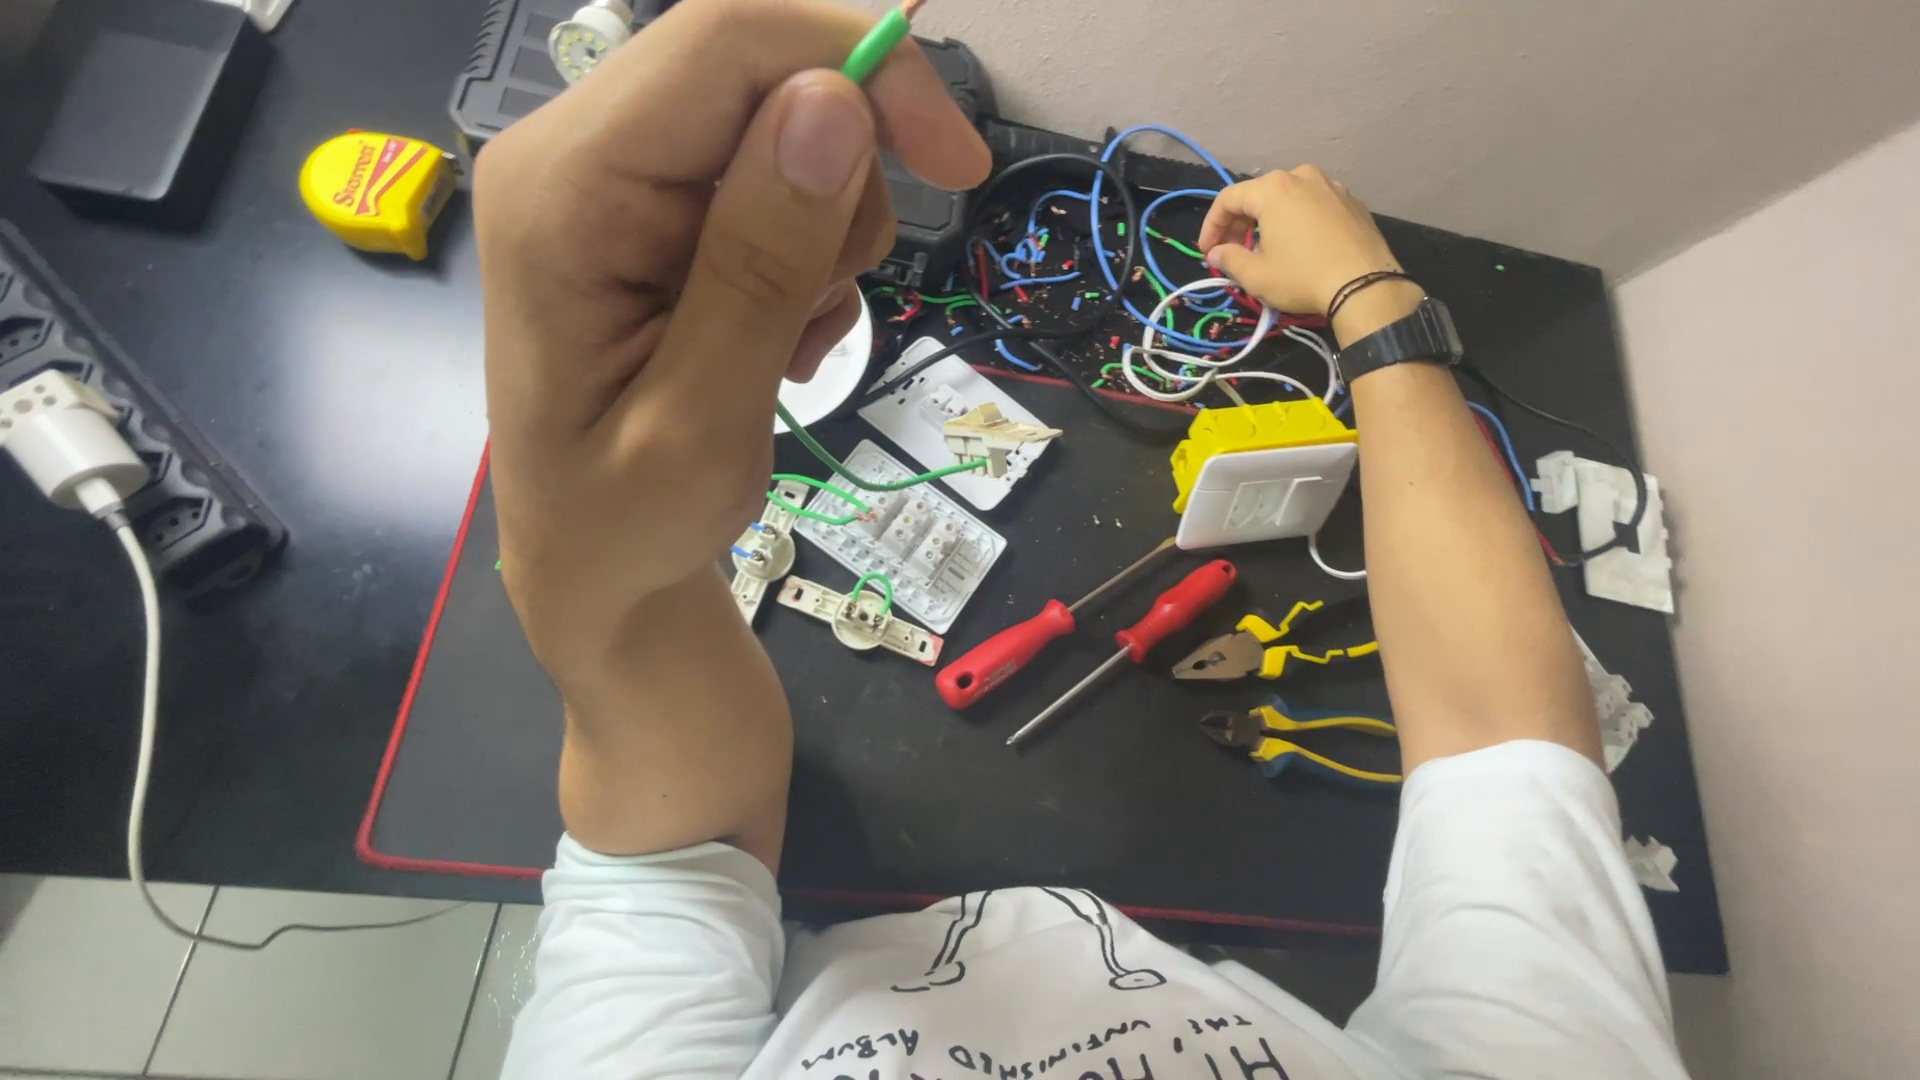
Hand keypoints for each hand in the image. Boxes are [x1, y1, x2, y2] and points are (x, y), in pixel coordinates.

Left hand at [474, 0, 990, 683]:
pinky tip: (779, 342)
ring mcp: (620, 185)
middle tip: (827, 307)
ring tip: (790, 344)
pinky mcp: (659, 220)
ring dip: (826, 241)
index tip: (958, 167)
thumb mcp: (700, 418)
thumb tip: (835, 108)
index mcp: (568, 191)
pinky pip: (778, 194)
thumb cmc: (630, 519)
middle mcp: (581, 155)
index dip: (863, 73)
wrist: (598, 562)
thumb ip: (758, 266)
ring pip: (787, 138)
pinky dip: (810, 266)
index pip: (726, 47)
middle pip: (763, 80)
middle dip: (841, 187)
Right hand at [1197, 165, 1403, 316]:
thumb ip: (1230, 259)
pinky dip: (1295, 221)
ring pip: (1286, 198)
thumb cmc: (1301, 276)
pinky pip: (1311, 205)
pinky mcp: (1350, 201)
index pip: (1228, 199)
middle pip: (1258, 195)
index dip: (1211, 226)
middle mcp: (1301, 176)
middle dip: (1239, 224)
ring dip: (1267, 221)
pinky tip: (1296, 246)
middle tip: (1231, 251)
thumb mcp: (1255, 275)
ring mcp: (1330, 186)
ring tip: (1263, 249)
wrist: (1364, 284)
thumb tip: (1218, 252)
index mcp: (1273, 189)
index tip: (1207, 251)